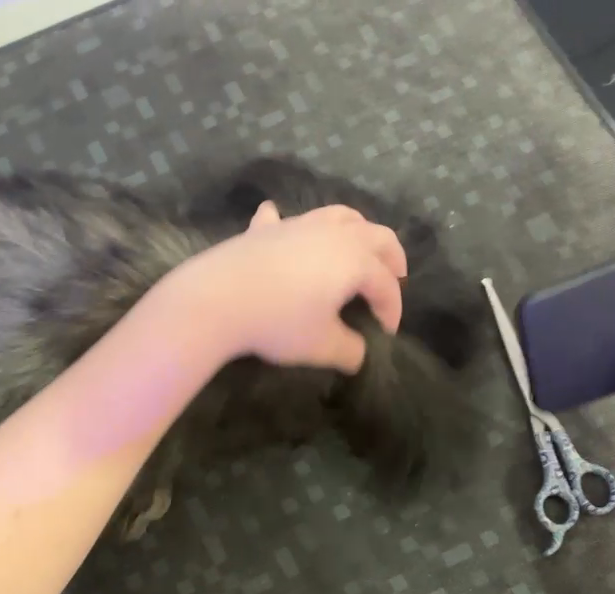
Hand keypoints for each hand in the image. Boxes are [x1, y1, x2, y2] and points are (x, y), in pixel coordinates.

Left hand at [158, 201, 407, 371]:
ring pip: (339, 216)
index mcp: (356, 260)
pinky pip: (284, 220)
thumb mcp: (321, 346)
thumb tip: (360, 356)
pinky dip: (290, 224)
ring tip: (357, 247)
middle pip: (377, 236)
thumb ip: (349, 350)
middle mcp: (334, 233)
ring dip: (356, 230)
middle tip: (396, 276)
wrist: (217, 300)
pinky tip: (280, 222)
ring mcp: (298, 226)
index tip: (386, 334)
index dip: (392, 310)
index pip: (386, 285)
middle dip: (391, 258)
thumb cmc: (278, 323)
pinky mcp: (263, 230)